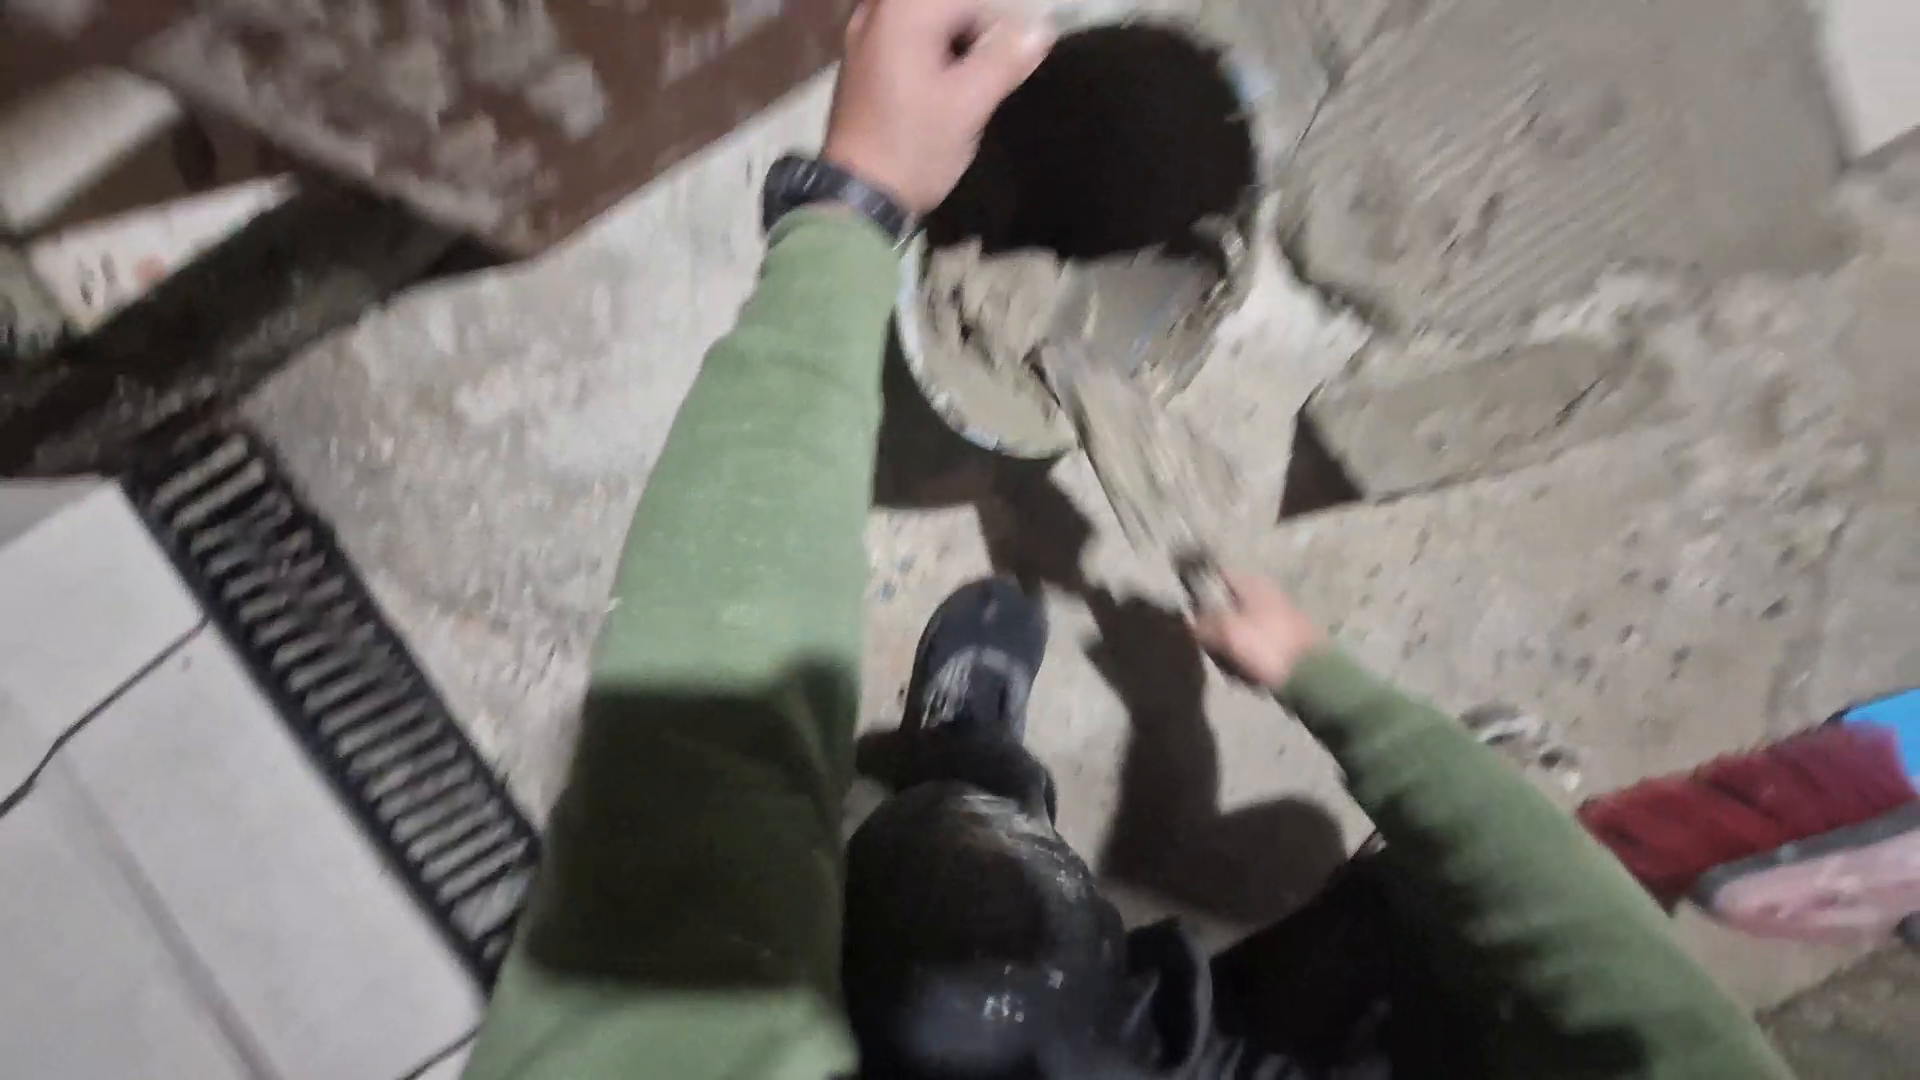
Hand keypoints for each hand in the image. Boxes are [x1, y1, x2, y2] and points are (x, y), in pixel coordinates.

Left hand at [823, 0, 1052, 215]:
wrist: (857, 197)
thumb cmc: (914, 149)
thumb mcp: (967, 107)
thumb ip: (1005, 61)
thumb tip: (1042, 28)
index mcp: (905, 11)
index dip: (1000, 25)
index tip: (1011, 64)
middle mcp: (877, 10)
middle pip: (945, 7)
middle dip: (974, 33)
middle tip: (989, 76)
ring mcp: (861, 36)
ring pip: (924, 23)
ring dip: (953, 46)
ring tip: (964, 88)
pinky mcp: (858, 64)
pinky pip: (903, 41)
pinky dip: (928, 56)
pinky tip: (936, 93)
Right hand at [1189, 572, 1325, 688]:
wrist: (1314, 677)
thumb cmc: (1267, 646)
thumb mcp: (1227, 632)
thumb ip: (1203, 623)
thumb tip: (1190, 621)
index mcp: (1253, 583)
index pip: (1215, 576)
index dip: (1198, 592)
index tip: (1191, 613)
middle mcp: (1265, 594)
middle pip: (1223, 608)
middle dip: (1215, 632)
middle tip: (1215, 649)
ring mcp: (1276, 618)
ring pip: (1236, 631)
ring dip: (1230, 651)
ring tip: (1236, 667)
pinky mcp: (1283, 640)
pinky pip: (1253, 647)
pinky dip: (1248, 660)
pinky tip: (1251, 674)